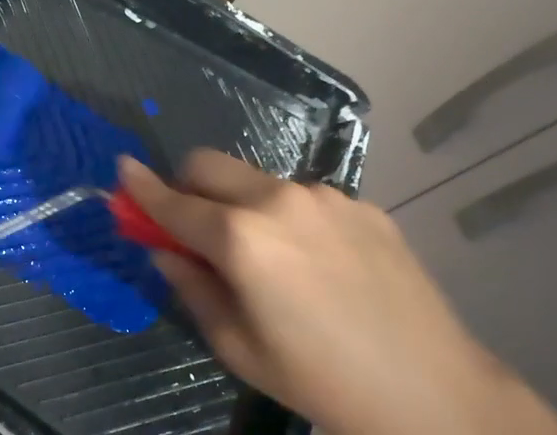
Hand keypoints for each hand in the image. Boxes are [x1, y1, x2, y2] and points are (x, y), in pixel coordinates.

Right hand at [119, 152, 556, 434]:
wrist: (435, 393)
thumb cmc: (320, 381)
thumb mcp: (238, 348)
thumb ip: (191, 287)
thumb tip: (165, 249)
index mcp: (240, 238)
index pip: (172, 201)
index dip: (140, 187)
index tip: (122, 169)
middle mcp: (277, 200)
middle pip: (208, 164)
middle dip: (188, 185)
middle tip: (193, 224)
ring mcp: (323, 196)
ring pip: (257, 181)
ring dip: (242, 204)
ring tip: (271, 259)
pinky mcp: (361, 204)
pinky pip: (304, 199)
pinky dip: (290, 219)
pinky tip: (319, 265)